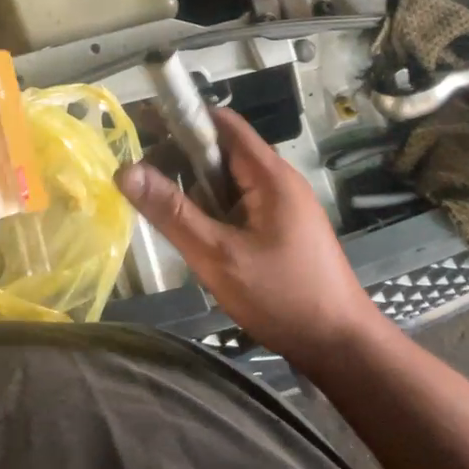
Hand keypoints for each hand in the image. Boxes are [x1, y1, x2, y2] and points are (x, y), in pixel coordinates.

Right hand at [115, 106, 387, 365]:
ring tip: (160, 207)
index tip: (140, 127)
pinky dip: (210, 208)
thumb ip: (172, 212)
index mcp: (268, 175)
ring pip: (226, 179)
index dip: (180, 118)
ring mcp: (281, 205)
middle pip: (220, 149)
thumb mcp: (218, 256)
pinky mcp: (281, 228)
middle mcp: (277, 180)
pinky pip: (236, 202)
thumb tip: (124, 170)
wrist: (344, 350)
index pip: (221, 122)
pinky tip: (192, 231)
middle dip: (178, 158)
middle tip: (141, 178)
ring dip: (193, 187)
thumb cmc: (283, 298)